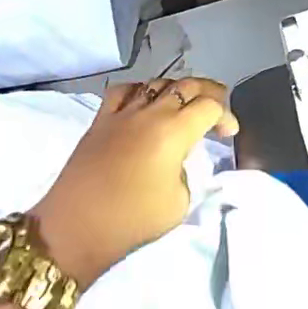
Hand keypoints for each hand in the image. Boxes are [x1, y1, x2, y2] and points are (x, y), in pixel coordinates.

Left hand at [31, 78, 239, 287]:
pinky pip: (123, 91)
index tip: (230, 133)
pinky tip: (145, 100)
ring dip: (176, 89)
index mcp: (173, 131)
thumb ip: (186, 172)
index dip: (225, 115)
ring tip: (186, 103)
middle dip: (207, 91)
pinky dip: (140, 90)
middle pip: (185, 86)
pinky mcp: (101, 118)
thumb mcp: (179, 202)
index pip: (208, 107)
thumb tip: (178, 160)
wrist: (78, 224)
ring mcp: (122, 111)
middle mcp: (149, 112)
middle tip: (219, 106)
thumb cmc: (133, 219)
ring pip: (155, 84)